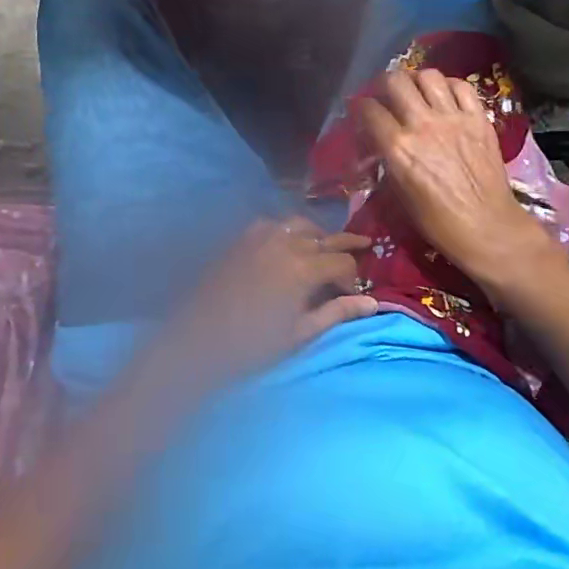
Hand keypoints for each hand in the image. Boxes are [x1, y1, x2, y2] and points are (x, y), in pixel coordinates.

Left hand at [145, 218, 377, 396]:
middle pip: (324, 237)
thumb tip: (372, 302)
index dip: (352, 278)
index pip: (342, 262)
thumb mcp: (299, 334)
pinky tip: (290, 242)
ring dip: (317, 233)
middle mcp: (284, 243)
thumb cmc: (251, 345)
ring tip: (326, 244)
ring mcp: (259, 236)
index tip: (352, 293)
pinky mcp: (240, 239)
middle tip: (366, 245)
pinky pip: (272, 224)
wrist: (197, 340)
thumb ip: (336, 313)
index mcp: (303, 268)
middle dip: (345, 244)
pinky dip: (288, 229)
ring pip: (299, 224)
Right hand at [355, 69, 559, 289]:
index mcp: (398, 147)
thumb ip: (387, 159)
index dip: (359, 107)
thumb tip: (378, 143)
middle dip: (384, 84)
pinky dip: (448, 86)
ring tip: (416, 92)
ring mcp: (454, 119)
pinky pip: (461, 86)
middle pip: (395, 81)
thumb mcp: (398, 193)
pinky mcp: (479, 119)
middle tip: (386, 94)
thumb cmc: (437, 220)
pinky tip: (444, 97)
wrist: (487, 228)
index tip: (360, 111)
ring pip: (428, 76)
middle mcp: (423, 125)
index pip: (369, 110)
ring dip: (416, 81)